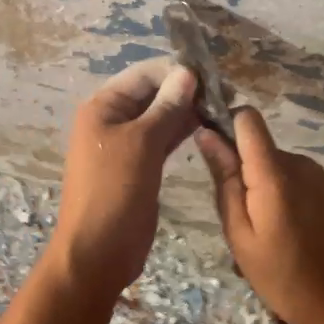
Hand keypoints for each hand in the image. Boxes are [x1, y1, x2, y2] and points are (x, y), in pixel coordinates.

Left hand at [49, 61, 200, 292]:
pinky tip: (209, 127)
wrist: (97, 253)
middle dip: (185, 89)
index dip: (175, 70)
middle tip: (226, 92)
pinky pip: (163, 139)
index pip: (143, 73)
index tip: (212, 75)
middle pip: (152, 92)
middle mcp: (112, 118)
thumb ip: (166, 107)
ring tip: (223, 106)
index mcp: (103, 105)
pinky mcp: (140, 165)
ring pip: (160, 116)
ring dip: (187, 110)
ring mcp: (126, 143)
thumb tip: (187, 72)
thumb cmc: (114, 191)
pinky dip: (182, 131)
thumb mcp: (142, 144)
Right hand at [196, 108, 323, 323]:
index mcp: (275, 173)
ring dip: (266, 187)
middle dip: (244, 172)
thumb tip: (206, 134)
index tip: (217, 156)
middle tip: (242, 220)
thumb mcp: (240, 235)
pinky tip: (291, 235)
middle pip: (260, 147)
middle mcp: (301, 164)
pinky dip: (287, 197)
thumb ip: (224, 180)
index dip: (227, 126)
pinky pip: (298, 179)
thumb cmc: (284, 279)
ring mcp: (322, 177)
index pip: (248, 118)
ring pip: (278, 165)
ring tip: (267, 233)